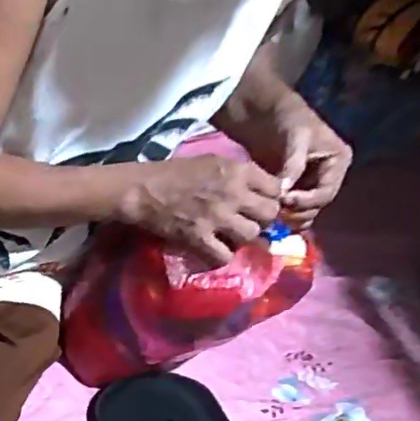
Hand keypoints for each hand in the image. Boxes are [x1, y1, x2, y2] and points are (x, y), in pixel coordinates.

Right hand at [117, 153, 282, 264]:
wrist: (143, 190)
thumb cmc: (175, 173)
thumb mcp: (214, 162)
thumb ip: (239, 175)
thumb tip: (256, 192)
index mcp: (238, 171)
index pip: (276, 188)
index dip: (271, 198)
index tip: (259, 205)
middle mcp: (233, 194)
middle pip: (269, 213)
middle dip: (262, 220)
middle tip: (248, 223)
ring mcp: (215, 218)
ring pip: (250, 235)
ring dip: (242, 240)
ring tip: (230, 239)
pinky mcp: (197, 238)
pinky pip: (222, 256)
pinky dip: (220, 257)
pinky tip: (213, 252)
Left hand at [228, 93, 350, 230]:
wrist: (268, 120)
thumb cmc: (288, 122)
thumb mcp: (296, 138)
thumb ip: (293, 164)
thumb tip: (285, 191)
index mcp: (338, 162)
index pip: (326, 193)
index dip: (306, 202)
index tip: (284, 200)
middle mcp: (329, 177)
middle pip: (316, 208)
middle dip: (296, 213)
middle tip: (274, 212)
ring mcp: (311, 187)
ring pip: (304, 214)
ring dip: (288, 219)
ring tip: (270, 214)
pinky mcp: (295, 193)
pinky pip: (291, 213)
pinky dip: (281, 218)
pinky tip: (266, 216)